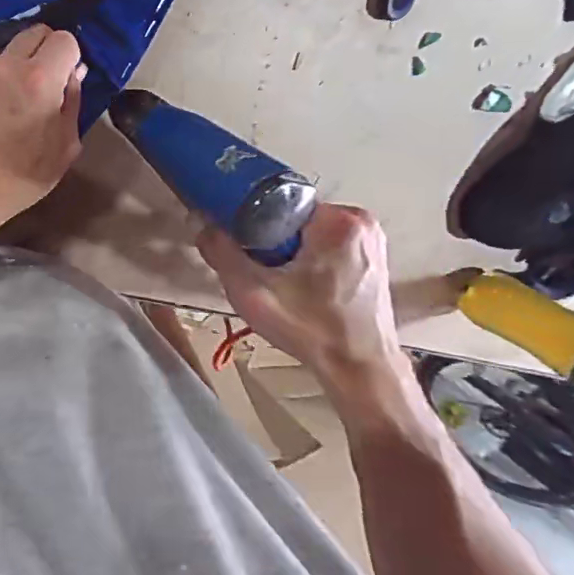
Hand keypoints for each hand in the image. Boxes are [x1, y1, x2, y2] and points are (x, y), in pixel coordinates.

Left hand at [0, 24, 86, 243]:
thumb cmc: (21, 177)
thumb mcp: (65, 146)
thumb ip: (72, 101)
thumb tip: (74, 73)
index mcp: (40, 78)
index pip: (65, 39)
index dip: (70, 57)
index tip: (68, 78)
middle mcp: (7, 63)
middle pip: (36, 32)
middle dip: (47, 51)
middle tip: (48, 82)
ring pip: (10, 48)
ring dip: (20, 64)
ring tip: (17, 99)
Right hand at [196, 204, 403, 374]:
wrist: (361, 373)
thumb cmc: (315, 333)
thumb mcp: (253, 292)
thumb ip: (221, 252)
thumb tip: (200, 221)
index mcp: (338, 221)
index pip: (278, 201)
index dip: (252, 223)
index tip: (242, 243)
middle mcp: (361, 222)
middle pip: (292, 216)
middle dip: (271, 239)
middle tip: (262, 271)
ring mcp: (371, 240)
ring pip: (307, 231)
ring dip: (289, 250)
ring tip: (281, 283)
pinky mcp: (373, 258)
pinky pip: (326, 245)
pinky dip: (308, 260)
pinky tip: (300, 287)